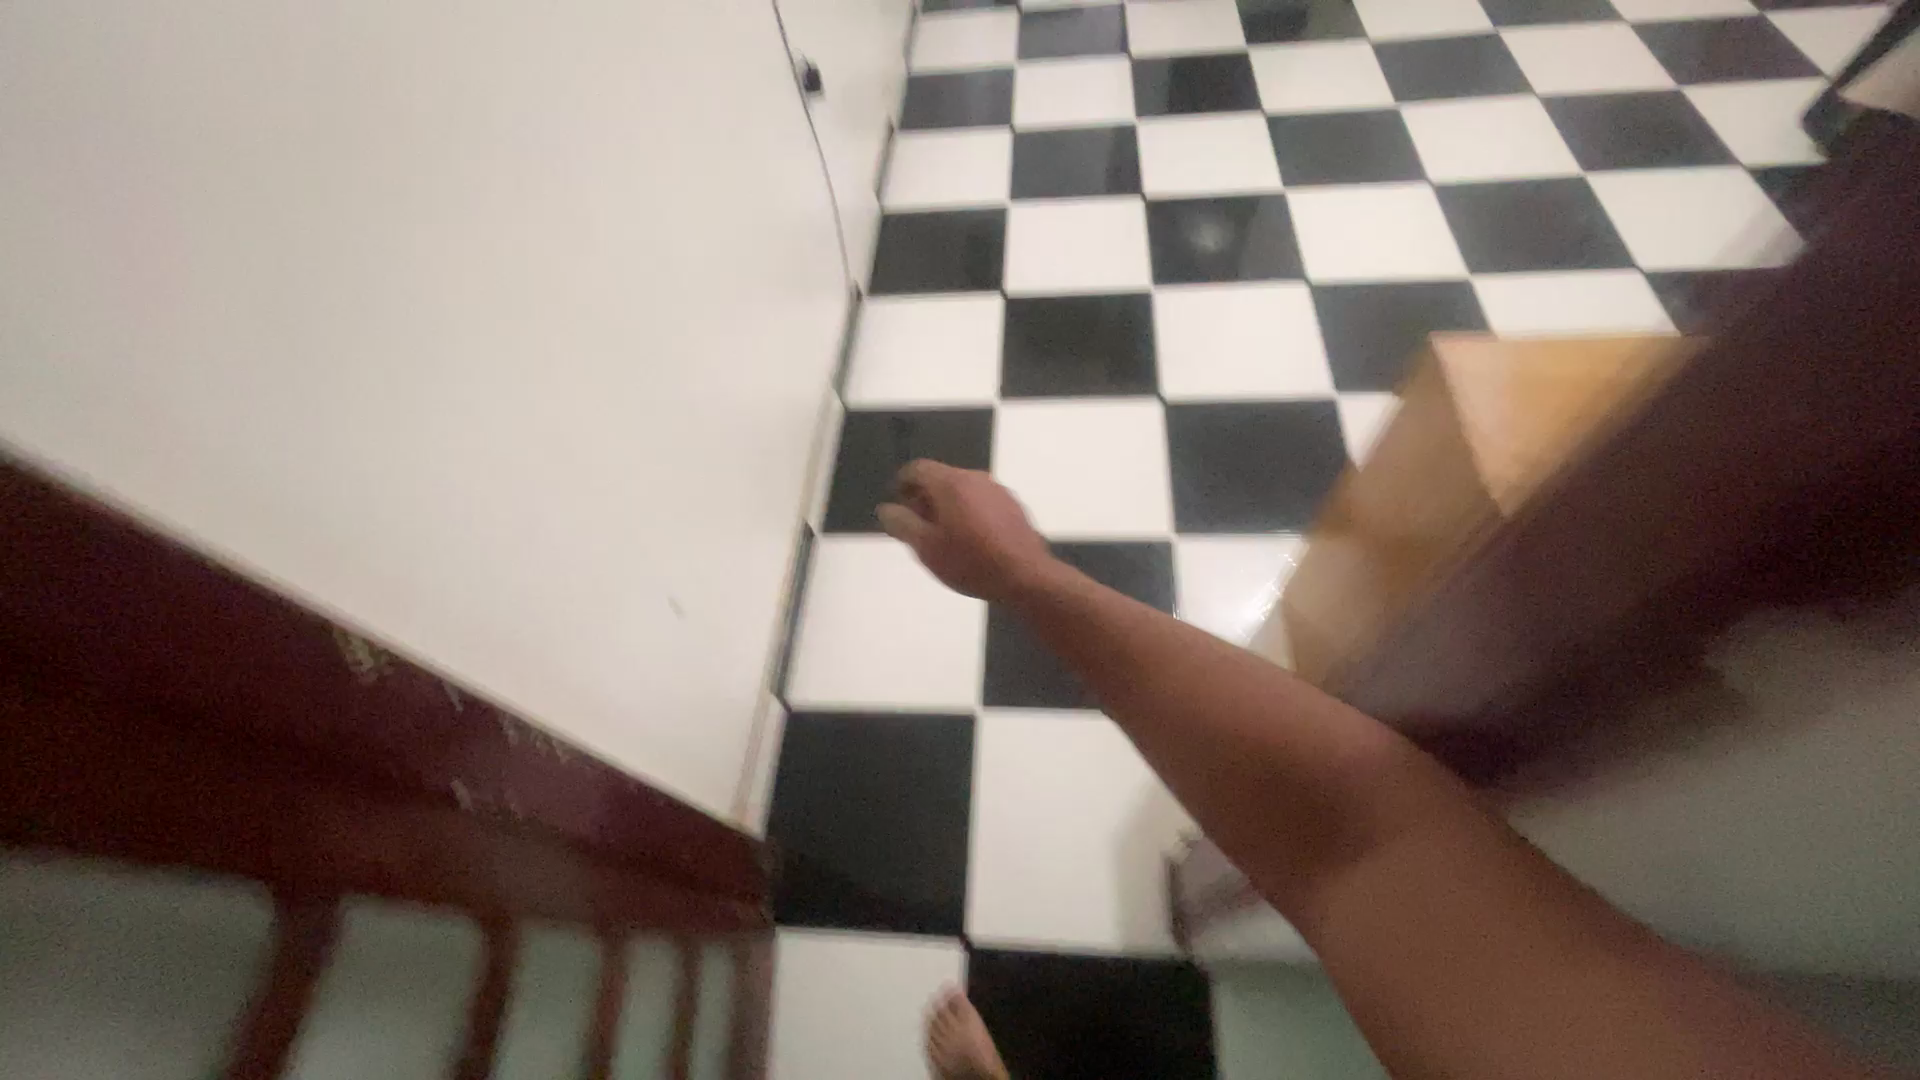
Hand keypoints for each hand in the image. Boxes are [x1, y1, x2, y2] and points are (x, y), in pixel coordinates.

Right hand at [877, 460, 1055, 602]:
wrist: (1026, 577)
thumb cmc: (970, 562)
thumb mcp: (926, 548)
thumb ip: (902, 524)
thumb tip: (886, 509)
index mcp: (951, 483)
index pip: (917, 469)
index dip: (902, 485)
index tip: (899, 508)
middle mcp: (975, 478)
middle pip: (941, 478)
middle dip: (925, 499)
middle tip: (919, 529)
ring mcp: (998, 490)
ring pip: (963, 490)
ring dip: (948, 506)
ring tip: (945, 538)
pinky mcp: (1013, 506)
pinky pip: (981, 501)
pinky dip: (969, 512)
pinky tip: (972, 540)